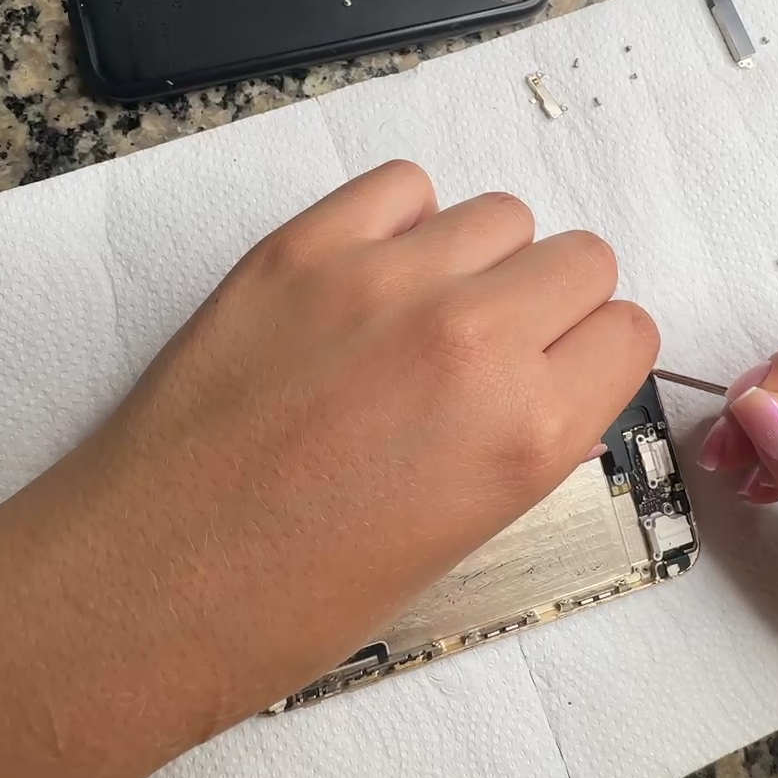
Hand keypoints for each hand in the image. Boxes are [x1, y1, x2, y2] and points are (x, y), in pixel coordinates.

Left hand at [0, 161, 659, 775]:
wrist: (147, 581)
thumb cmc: (299, 593)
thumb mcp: (459, 533)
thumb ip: (526, 436)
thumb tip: (549, 375)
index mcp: (527, 434)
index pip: (629, 331)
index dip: (598, 350)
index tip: (566, 360)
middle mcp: (470, 339)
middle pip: (581, 255)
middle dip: (553, 299)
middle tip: (495, 336)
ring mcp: (382, 279)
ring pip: (501, 212)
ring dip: (482, 258)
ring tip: (425, 306)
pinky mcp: (301, 246)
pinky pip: (402, 184)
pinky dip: (404, 219)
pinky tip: (371, 272)